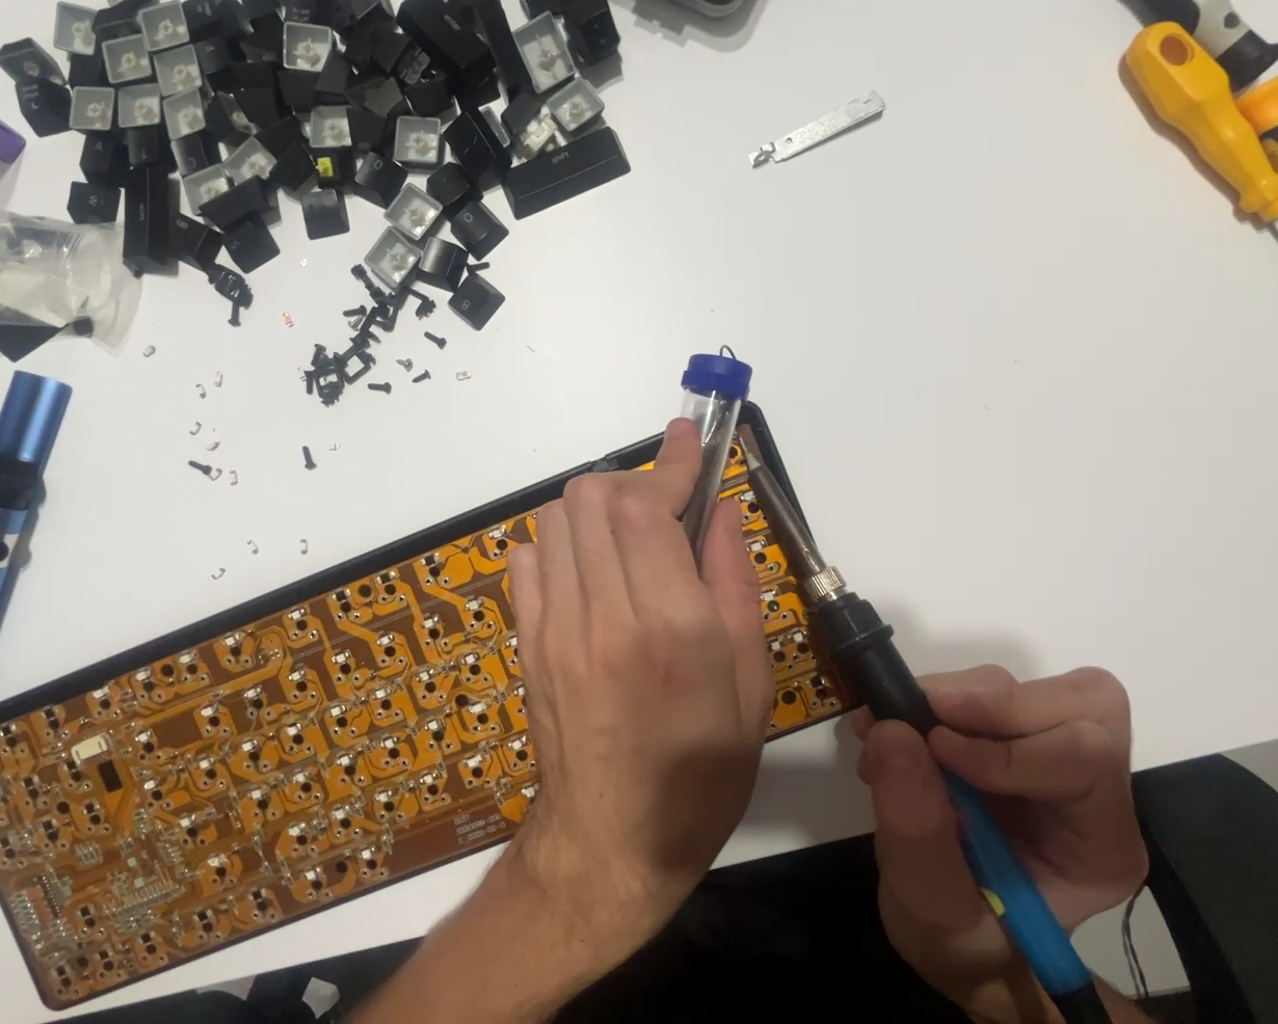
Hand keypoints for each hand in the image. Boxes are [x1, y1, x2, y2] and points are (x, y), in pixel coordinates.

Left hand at [505, 417, 774, 954]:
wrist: (612, 841)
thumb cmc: (702, 774)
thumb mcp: (750, 688)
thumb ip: (734, 587)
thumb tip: (720, 512)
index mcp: (671, 629)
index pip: (651, 506)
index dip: (672, 461)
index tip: (689, 436)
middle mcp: (603, 616)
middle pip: (594, 497)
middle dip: (635, 482)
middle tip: (667, 506)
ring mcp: (553, 628)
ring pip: (557, 518)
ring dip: (597, 509)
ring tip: (631, 539)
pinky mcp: (527, 642)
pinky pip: (527, 559)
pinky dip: (560, 544)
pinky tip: (590, 571)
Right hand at [853, 666, 1146, 1023]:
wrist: (959, 945)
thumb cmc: (961, 944)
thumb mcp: (933, 909)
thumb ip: (916, 830)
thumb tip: (890, 731)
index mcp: (1099, 844)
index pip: (1086, 757)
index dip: (1007, 745)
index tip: (935, 752)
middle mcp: (1092, 791)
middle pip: (1077, 703)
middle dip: (990, 702)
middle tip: (916, 718)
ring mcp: (1050, 756)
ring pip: (1028, 686)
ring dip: (952, 697)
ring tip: (891, 735)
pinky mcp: (1009, 737)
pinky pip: (984, 691)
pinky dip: (933, 699)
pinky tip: (898, 735)